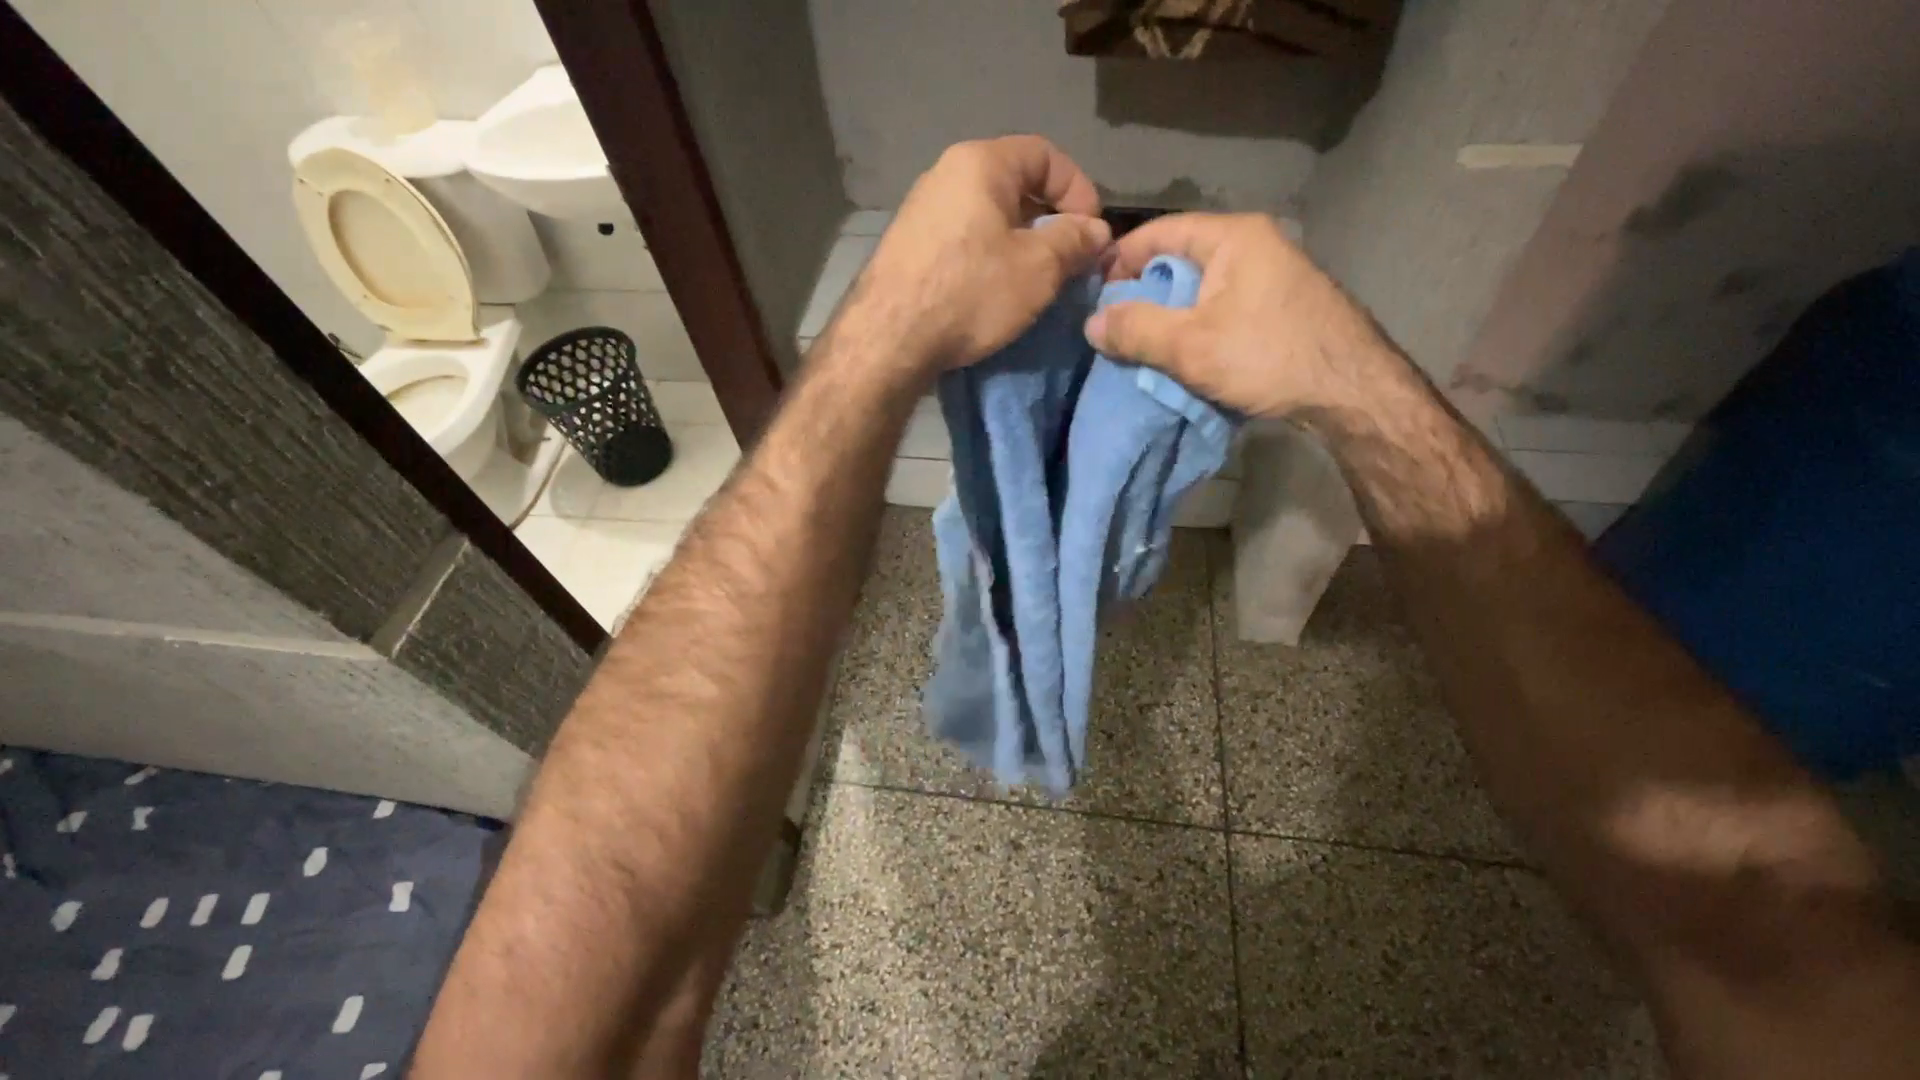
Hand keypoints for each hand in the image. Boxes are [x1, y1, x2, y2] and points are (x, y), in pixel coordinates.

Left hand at [855, 136, 1111, 373]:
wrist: (889, 339)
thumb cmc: (970, 292)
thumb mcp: (1038, 267)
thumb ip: (1074, 241)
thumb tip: (1095, 231)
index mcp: (980, 163)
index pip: (1045, 154)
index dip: (1078, 189)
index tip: (1091, 232)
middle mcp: (945, 175)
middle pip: (1014, 185)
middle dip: (1050, 220)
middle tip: (1069, 260)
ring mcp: (921, 211)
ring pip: (988, 216)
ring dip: (1020, 243)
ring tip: (1036, 281)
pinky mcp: (908, 247)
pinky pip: (963, 240)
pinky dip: (989, 258)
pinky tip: (995, 292)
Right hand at [1084, 213, 1406, 421]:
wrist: (1352, 392)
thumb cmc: (1268, 356)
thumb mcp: (1189, 345)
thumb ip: (1135, 329)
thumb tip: (1091, 323)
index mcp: (1232, 236)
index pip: (1158, 232)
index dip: (1118, 260)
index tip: (1090, 293)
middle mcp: (1254, 244)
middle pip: (1179, 259)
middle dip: (1141, 291)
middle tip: (1110, 324)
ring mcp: (1271, 275)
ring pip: (1201, 287)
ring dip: (1168, 313)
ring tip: (1137, 343)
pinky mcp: (1280, 307)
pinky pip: (1222, 306)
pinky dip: (1195, 325)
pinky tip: (1179, 353)